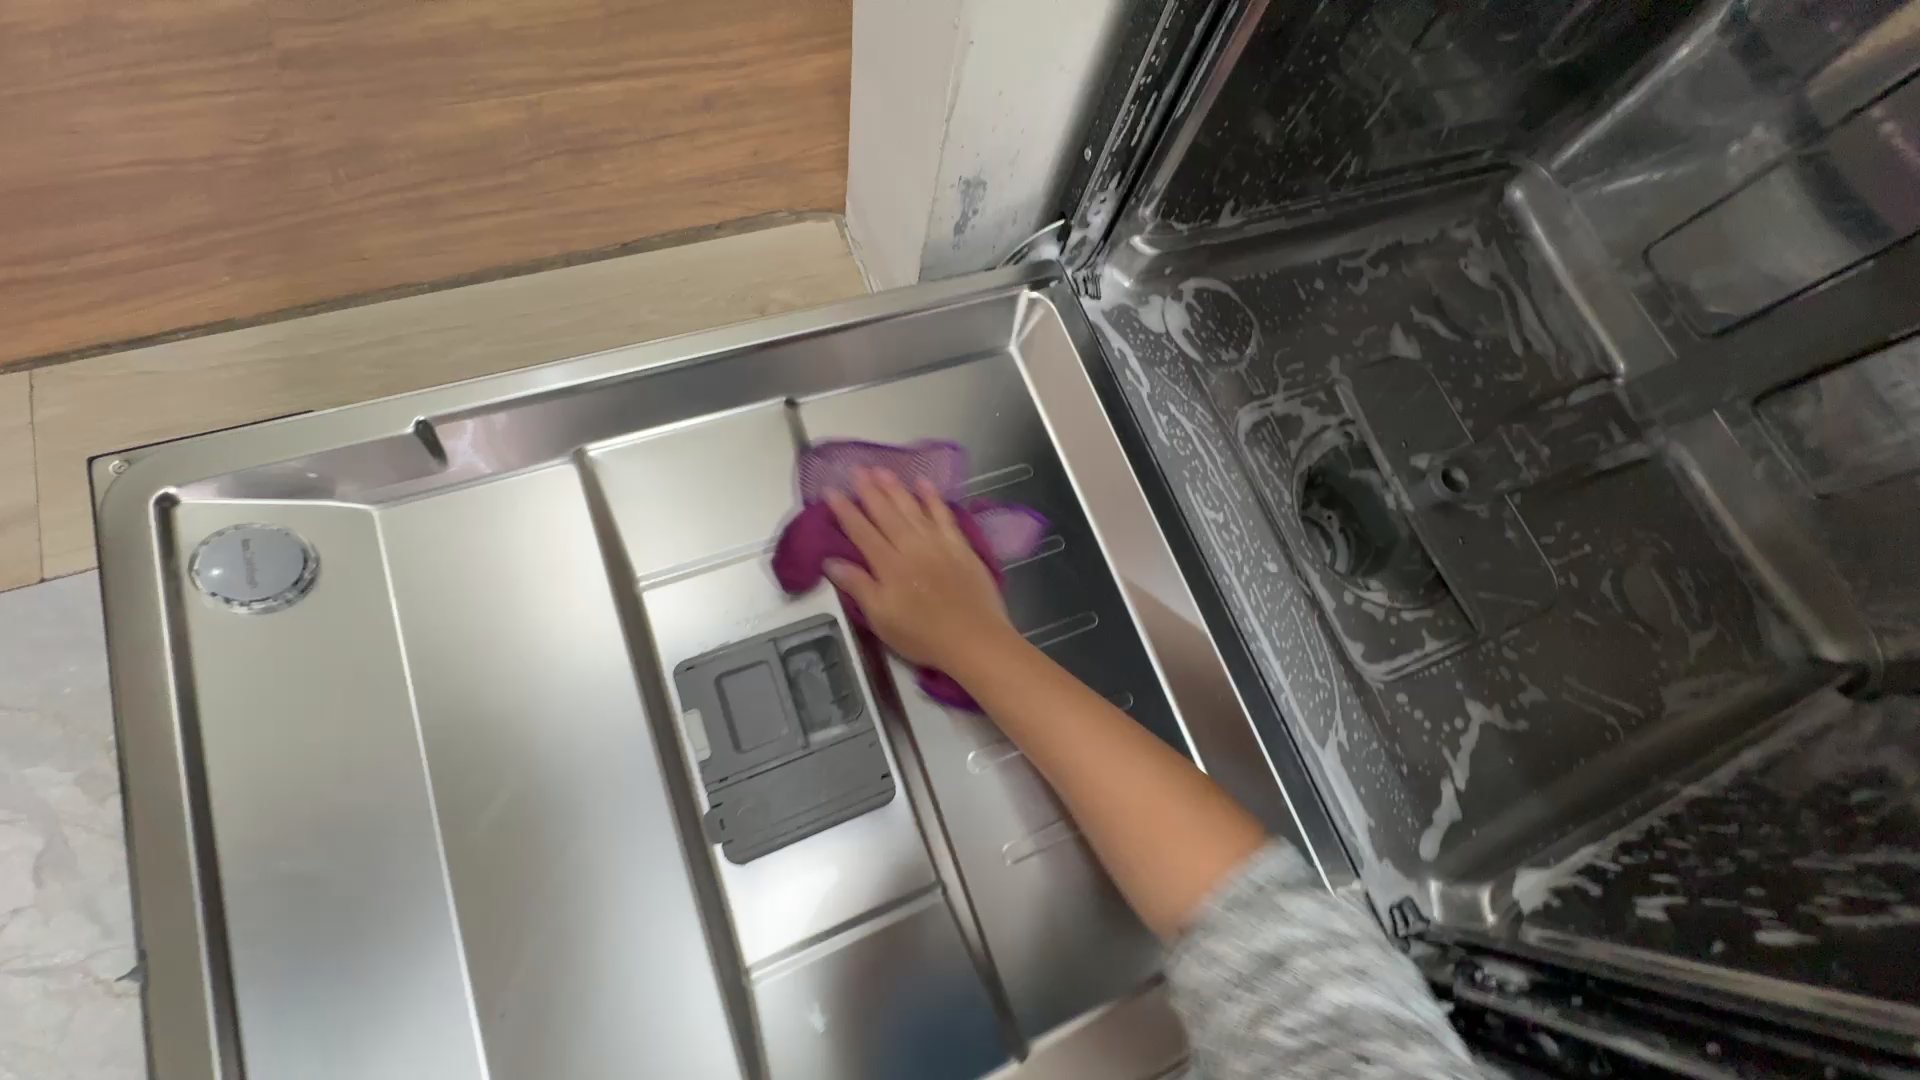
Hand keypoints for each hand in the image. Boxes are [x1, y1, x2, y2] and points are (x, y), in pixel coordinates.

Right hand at [822, 467, 1019, 673]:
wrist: (974, 638)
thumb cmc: (923, 635)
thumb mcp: (881, 618)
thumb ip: (858, 586)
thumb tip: (831, 561)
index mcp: (888, 565)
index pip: (861, 531)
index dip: (844, 510)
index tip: (831, 491)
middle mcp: (911, 547)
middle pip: (886, 513)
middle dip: (869, 490)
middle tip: (857, 469)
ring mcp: (938, 544)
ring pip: (912, 508)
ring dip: (896, 488)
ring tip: (882, 470)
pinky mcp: (961, 546)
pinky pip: (944, 515)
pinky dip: (933, 498)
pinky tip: (924, 484)